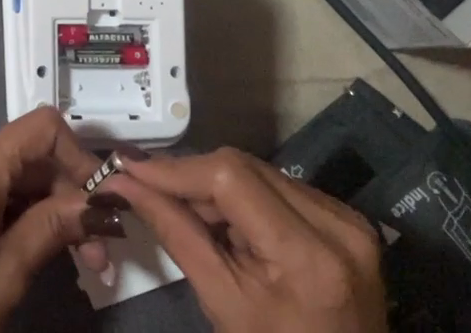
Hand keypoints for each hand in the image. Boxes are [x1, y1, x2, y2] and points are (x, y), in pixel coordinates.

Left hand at [0, 107, 119, 332]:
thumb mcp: (7, 271)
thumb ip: (52, 228)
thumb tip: (98, 206)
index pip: (43, 128)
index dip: (80, 158)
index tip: (104, 205)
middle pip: (27, 155)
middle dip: (68, 196)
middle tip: (99, 255)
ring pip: (7, 178)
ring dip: (44, 211)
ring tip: (74, 262)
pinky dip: (14, 215)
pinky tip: (31, 252)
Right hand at [102, 148, 387, 332]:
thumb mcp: (221, 300)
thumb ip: (175, 232)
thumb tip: (123, 183)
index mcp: (307, 253)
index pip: (230, 178)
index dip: (175, 168)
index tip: (129, 169)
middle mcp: (337, 223)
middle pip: (244, 168)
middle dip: (192, 178)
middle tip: (151, 193)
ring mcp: (347, 219)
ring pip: (259, 171)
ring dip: (215, 187)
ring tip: (194, 218)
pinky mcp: (346, 218)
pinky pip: (279, 186)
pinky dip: (244, 197)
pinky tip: (230, 225)